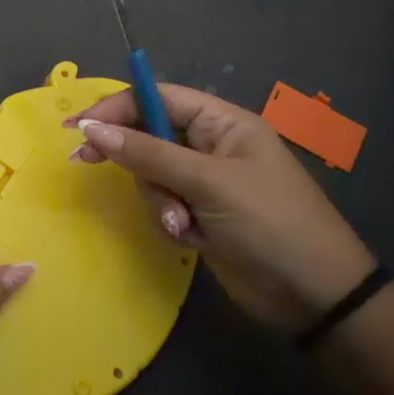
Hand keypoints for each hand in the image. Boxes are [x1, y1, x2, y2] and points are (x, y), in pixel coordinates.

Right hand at [70, 86, 374, 332]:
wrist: (316, 297)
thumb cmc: (270, 222)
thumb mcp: (208, 182)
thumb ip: (147, 154)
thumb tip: (89, 128)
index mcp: (223, 122)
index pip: (158, 98)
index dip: (116, 106)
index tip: (77, 126)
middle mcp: (211, 145)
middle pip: (148, 134)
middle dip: (129, 155)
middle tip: (85, 163)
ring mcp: (205, 182)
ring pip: (151, 174)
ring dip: (156, 198)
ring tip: (178, 222)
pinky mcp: (201, 215)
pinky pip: (163, 203)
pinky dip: (168, 219)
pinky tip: (188, 237)